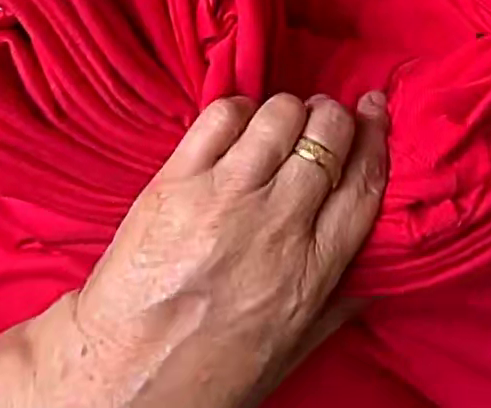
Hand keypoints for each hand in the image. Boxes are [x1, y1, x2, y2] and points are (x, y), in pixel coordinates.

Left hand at [35, 91, 389, 407]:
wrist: (113, 387)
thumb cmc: (205, 374)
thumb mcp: (288, 352)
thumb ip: (337, 305)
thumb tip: (377, 270)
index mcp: (309, 273)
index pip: (362, 183)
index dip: (375, 136)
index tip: (373, 110)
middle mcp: (274, 227)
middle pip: (327, 135)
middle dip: (331, 115)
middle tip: (321, 120)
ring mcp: (223, 199)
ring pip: (280, 115)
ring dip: (287, 110)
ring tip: (278, 124)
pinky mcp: (176, 182)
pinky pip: (223, 114)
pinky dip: (238, 110)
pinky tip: (236, 128)